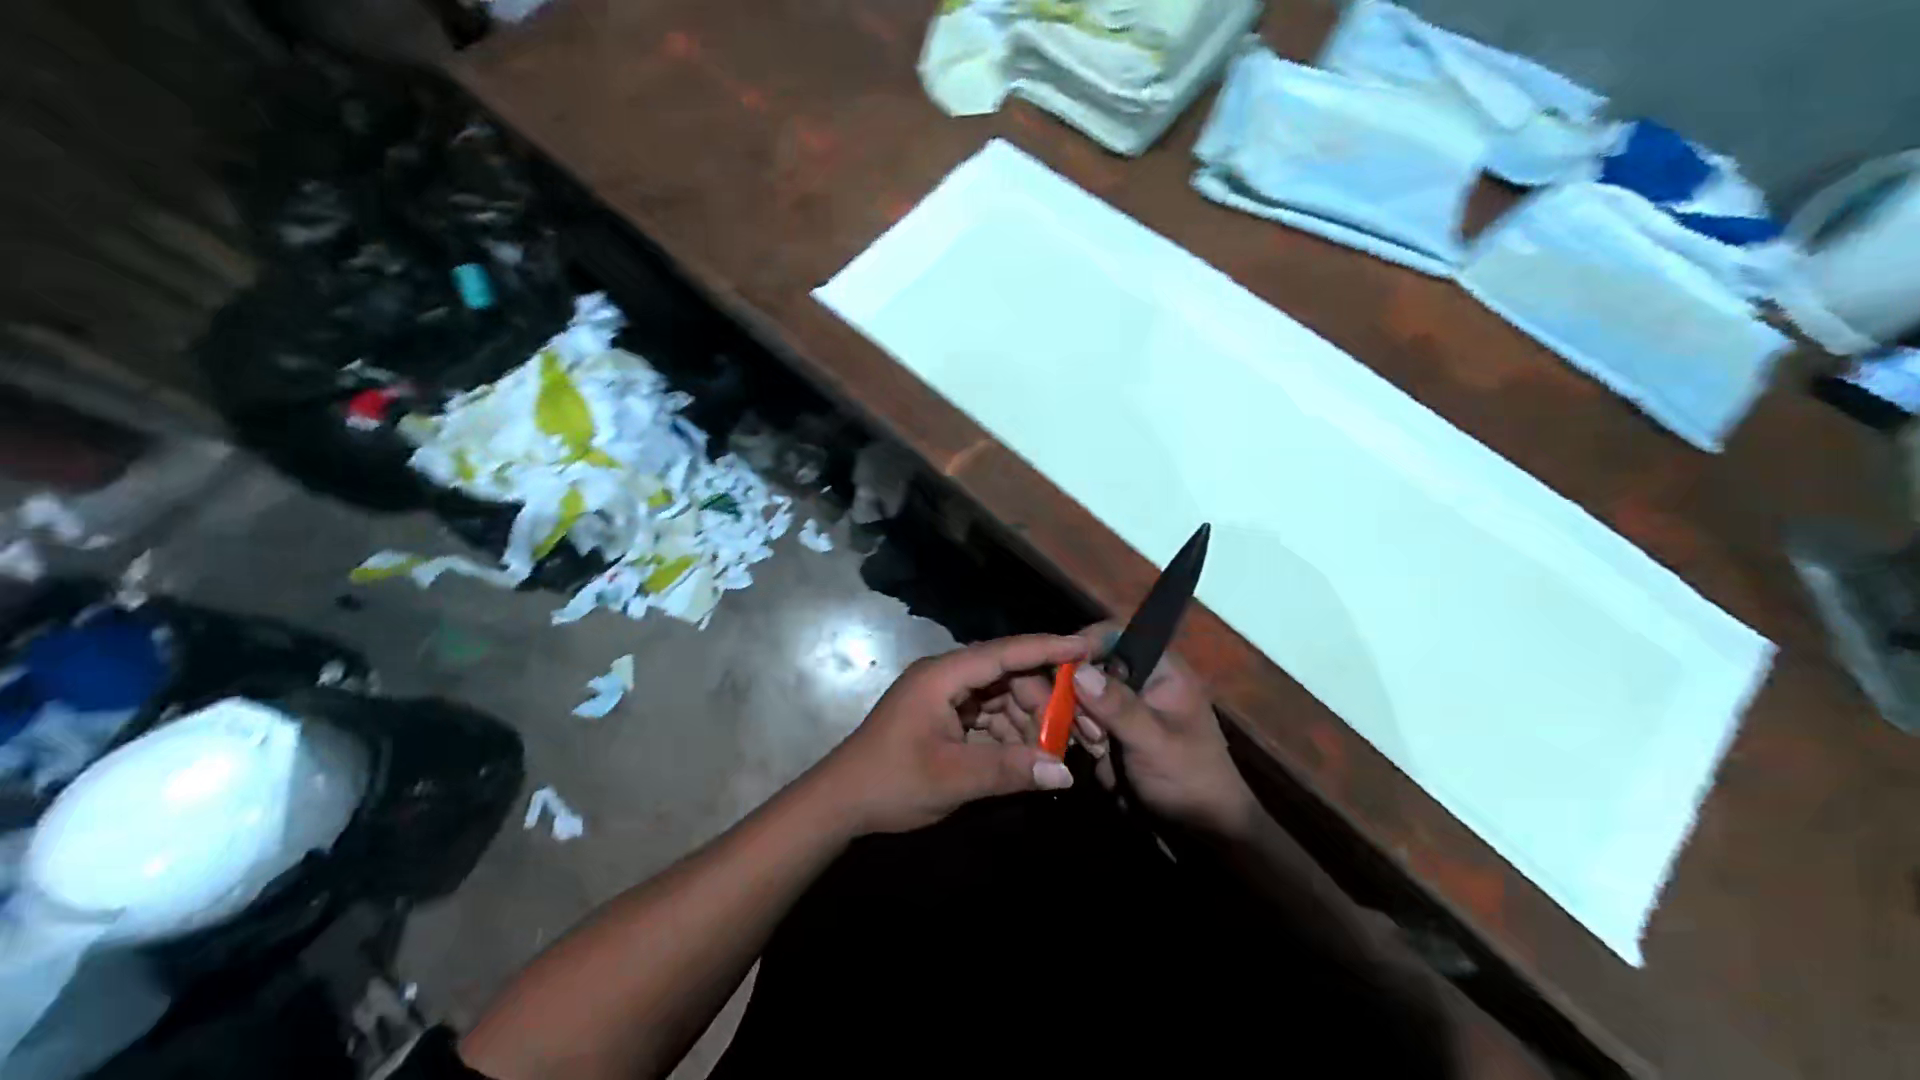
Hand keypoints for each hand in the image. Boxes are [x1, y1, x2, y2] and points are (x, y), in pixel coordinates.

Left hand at [807, 634, 1086, 835]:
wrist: (840, 802)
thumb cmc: (890, 782)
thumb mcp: (952, 778)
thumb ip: (1009, 770)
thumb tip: (1064, 772)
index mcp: (942, 676)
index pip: (1004, 652)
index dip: (1048, 647)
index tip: (1087, 647)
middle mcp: (946, 677)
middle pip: (1007, 674)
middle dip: (1040, 701)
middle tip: (1068, 733)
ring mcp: (944, 697)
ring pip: (1000, 697)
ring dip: (1026, 721)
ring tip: (1047, 753)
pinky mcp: (944, 717)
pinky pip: (987, 716)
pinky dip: (1008, 734)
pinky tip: (1024, 758)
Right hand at [985, 622, 1256, 836]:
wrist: (1205, 836)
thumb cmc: (1191, 781)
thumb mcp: (1154, 743)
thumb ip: (1117, 705)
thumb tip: (1078, 668)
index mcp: (1163, 670)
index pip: (1116, 633)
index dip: (1086, 644)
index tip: (1060, 667)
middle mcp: (1142, 682)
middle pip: (1090, 667)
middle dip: (1082, 698)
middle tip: (1093, 731)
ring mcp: (1126, 710)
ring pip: (1082, 699)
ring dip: (1083, 725)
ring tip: (1099, 752)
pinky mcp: (1114, 734)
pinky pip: (1084, 725)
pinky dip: (1084, 742)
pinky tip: (1097, 761)